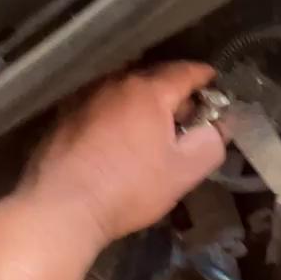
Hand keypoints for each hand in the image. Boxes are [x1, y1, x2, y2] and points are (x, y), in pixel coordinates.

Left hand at [21, 62, 225, 245]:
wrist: (62, 207)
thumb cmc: (129, 188)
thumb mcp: (183, 172)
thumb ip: (210, 144)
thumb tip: (218, 127)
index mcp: (147, 91)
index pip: (184, 71)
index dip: (203, 76)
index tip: (214, 82)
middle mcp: (113, 84)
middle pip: (152, 77)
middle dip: (173, 91)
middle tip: (187, 114)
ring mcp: (83, 98)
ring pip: (123, 90)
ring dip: (141, 102)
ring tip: (151, 125)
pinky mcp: (63, 117)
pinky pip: (100, 105)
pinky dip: (115, 112)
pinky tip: (117, 136)